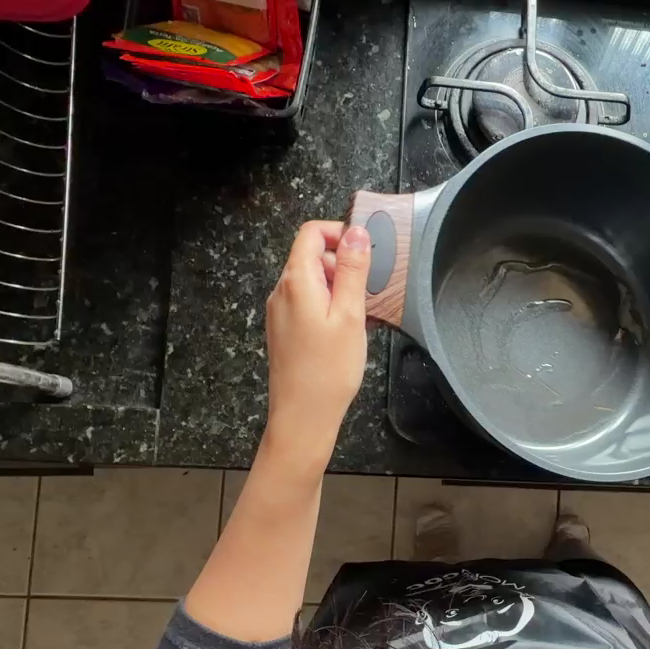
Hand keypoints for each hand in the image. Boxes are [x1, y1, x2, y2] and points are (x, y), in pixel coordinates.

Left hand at [263, 220, 369, 468]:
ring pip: (312, 282)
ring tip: (361, 317)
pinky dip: (330, 307)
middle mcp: (282, 292)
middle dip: (344, 266)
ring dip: (340, 289)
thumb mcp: (350, 315)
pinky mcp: (284, 330)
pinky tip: (347, 332)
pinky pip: (308, 304)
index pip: (312, 233)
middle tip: (369, 292)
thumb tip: (356, 232)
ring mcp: (280, 312)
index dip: (340, 234)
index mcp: (296, 281)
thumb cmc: (328, 371)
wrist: (303, 416)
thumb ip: (353, 270)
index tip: (366, 252)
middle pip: (312, 257)